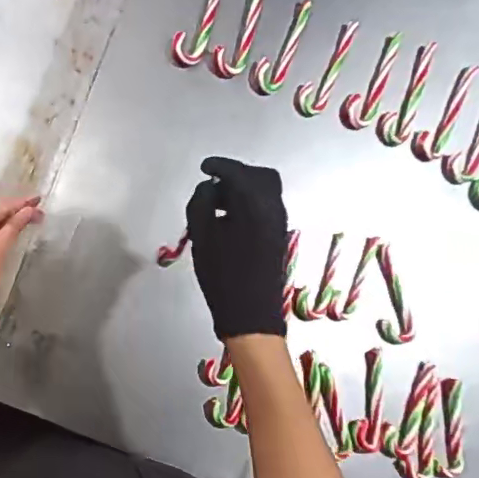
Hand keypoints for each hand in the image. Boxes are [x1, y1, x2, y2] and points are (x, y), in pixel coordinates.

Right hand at [186, 157, 289, 340]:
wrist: (250, 311)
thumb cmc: (222, 276)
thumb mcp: (202, 238)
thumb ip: (200, 205)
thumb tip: (206, 188)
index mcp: (254, 204)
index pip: (238, 172)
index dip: (219, 166)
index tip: (204, 167)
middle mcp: (273, 207)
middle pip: (259, 176)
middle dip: (235, 174)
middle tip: (213, 182)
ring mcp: (278, 221)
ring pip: (264, 190)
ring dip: (242, 189)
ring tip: (217, 202)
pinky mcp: (277, 234)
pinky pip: (265, 205)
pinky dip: (247, 202)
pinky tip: (228, 218)